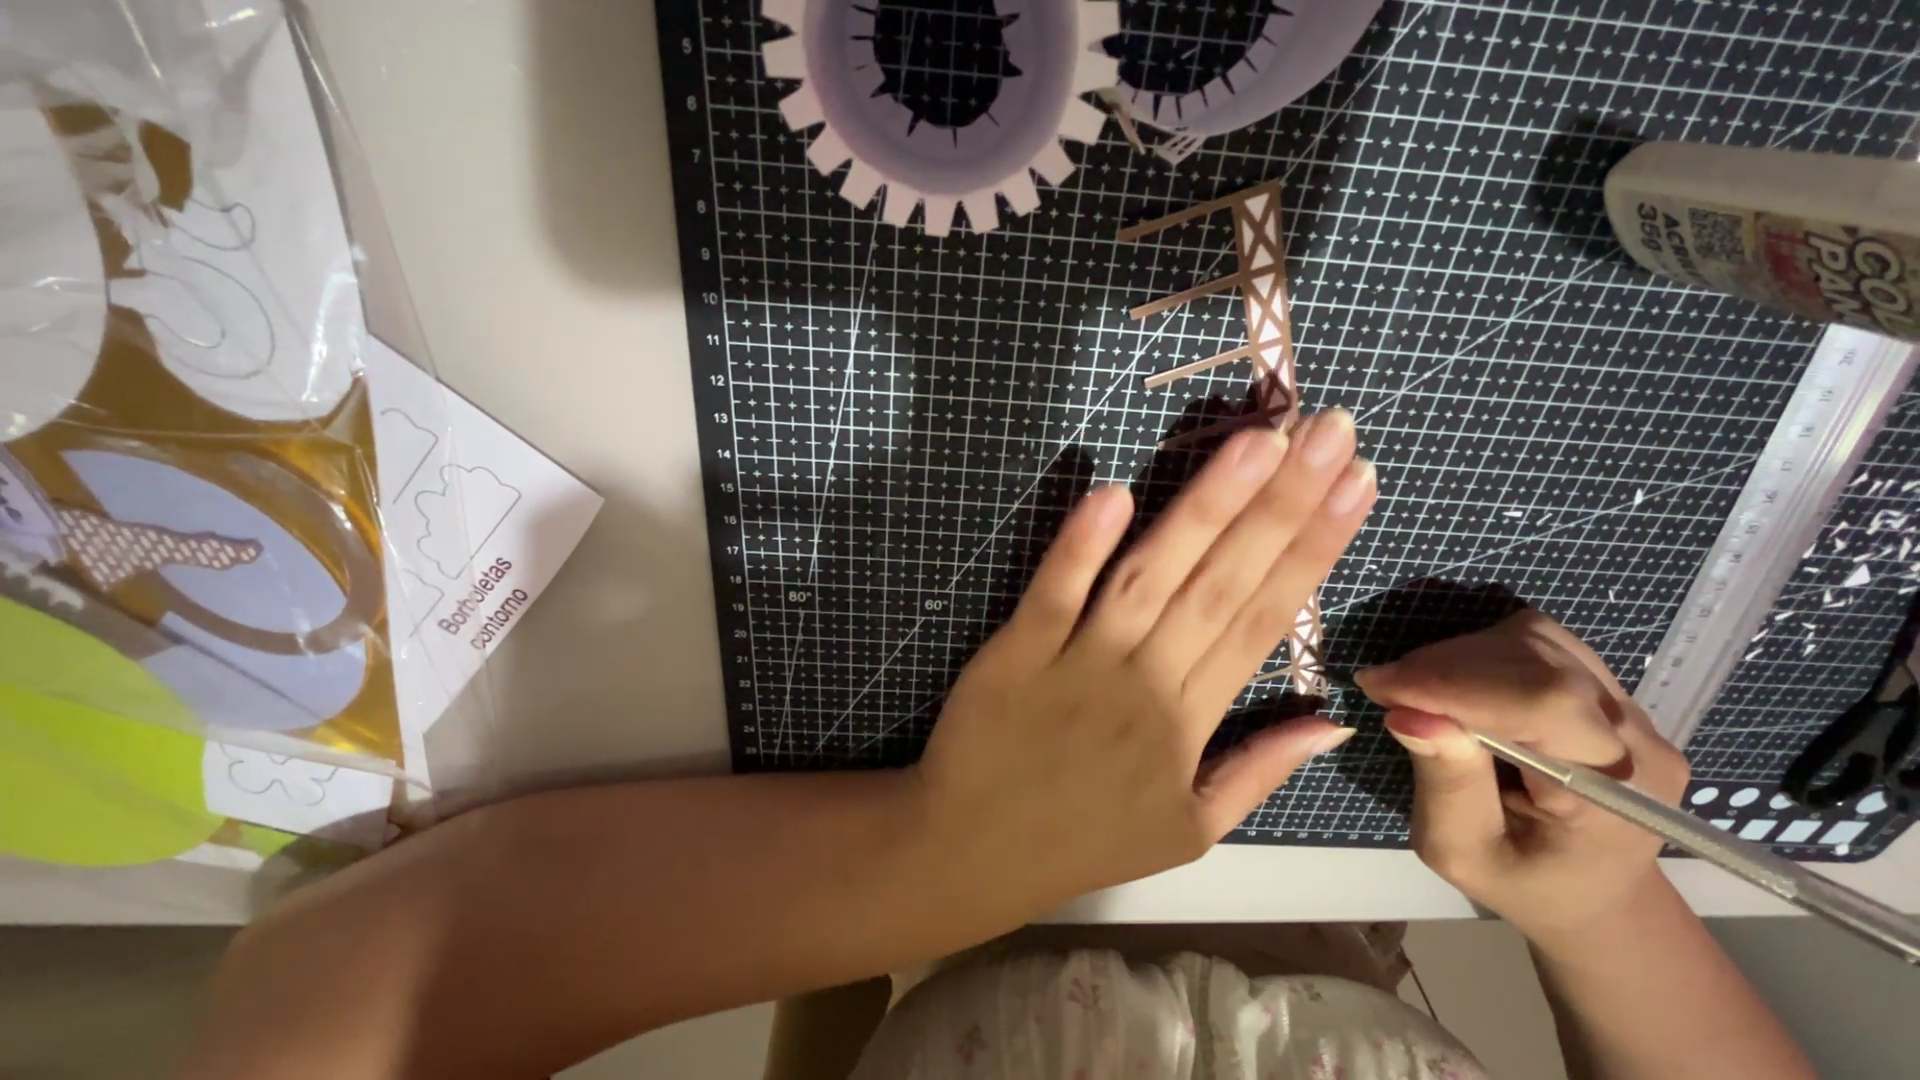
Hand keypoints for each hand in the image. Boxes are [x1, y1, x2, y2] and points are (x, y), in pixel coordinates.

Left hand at [915, 411, 1375, 909]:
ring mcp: (1079, 662)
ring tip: (1257, 441)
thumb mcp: (1190, 829)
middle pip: (1223, 582)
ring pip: (1152, 576)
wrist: (972, 851)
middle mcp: (1146, 680)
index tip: (1356, 481)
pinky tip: (1115, 493)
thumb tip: (1337, 721)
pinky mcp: (1015, 651)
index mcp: (1193, 720)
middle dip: (1283, 503)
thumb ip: (1260, 770)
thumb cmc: (1085, 838)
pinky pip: (1053, 594)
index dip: (1315, 547)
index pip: (1267, 619)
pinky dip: (1081, 547)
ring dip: (1205, 506)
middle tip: (1328, 428)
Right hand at [1354, 609, 1690, 941]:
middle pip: (1537, 662)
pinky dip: (1480, 653)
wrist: (1593, 895)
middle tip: (1386, 688)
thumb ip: (1447, 786)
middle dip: (1447, 666)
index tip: (1378, 686)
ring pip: (1535, 643)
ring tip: (1416, 689)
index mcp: (1614, 792)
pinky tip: (1452, 684)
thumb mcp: (1464, 855)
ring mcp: (1629, 708)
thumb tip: (1408, 715)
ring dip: (1460, 657)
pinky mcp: (1607, 689)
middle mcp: (1636, 739)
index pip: (1543, 702)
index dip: (1455, 682)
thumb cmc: (1523, 886)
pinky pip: (1538, 646)